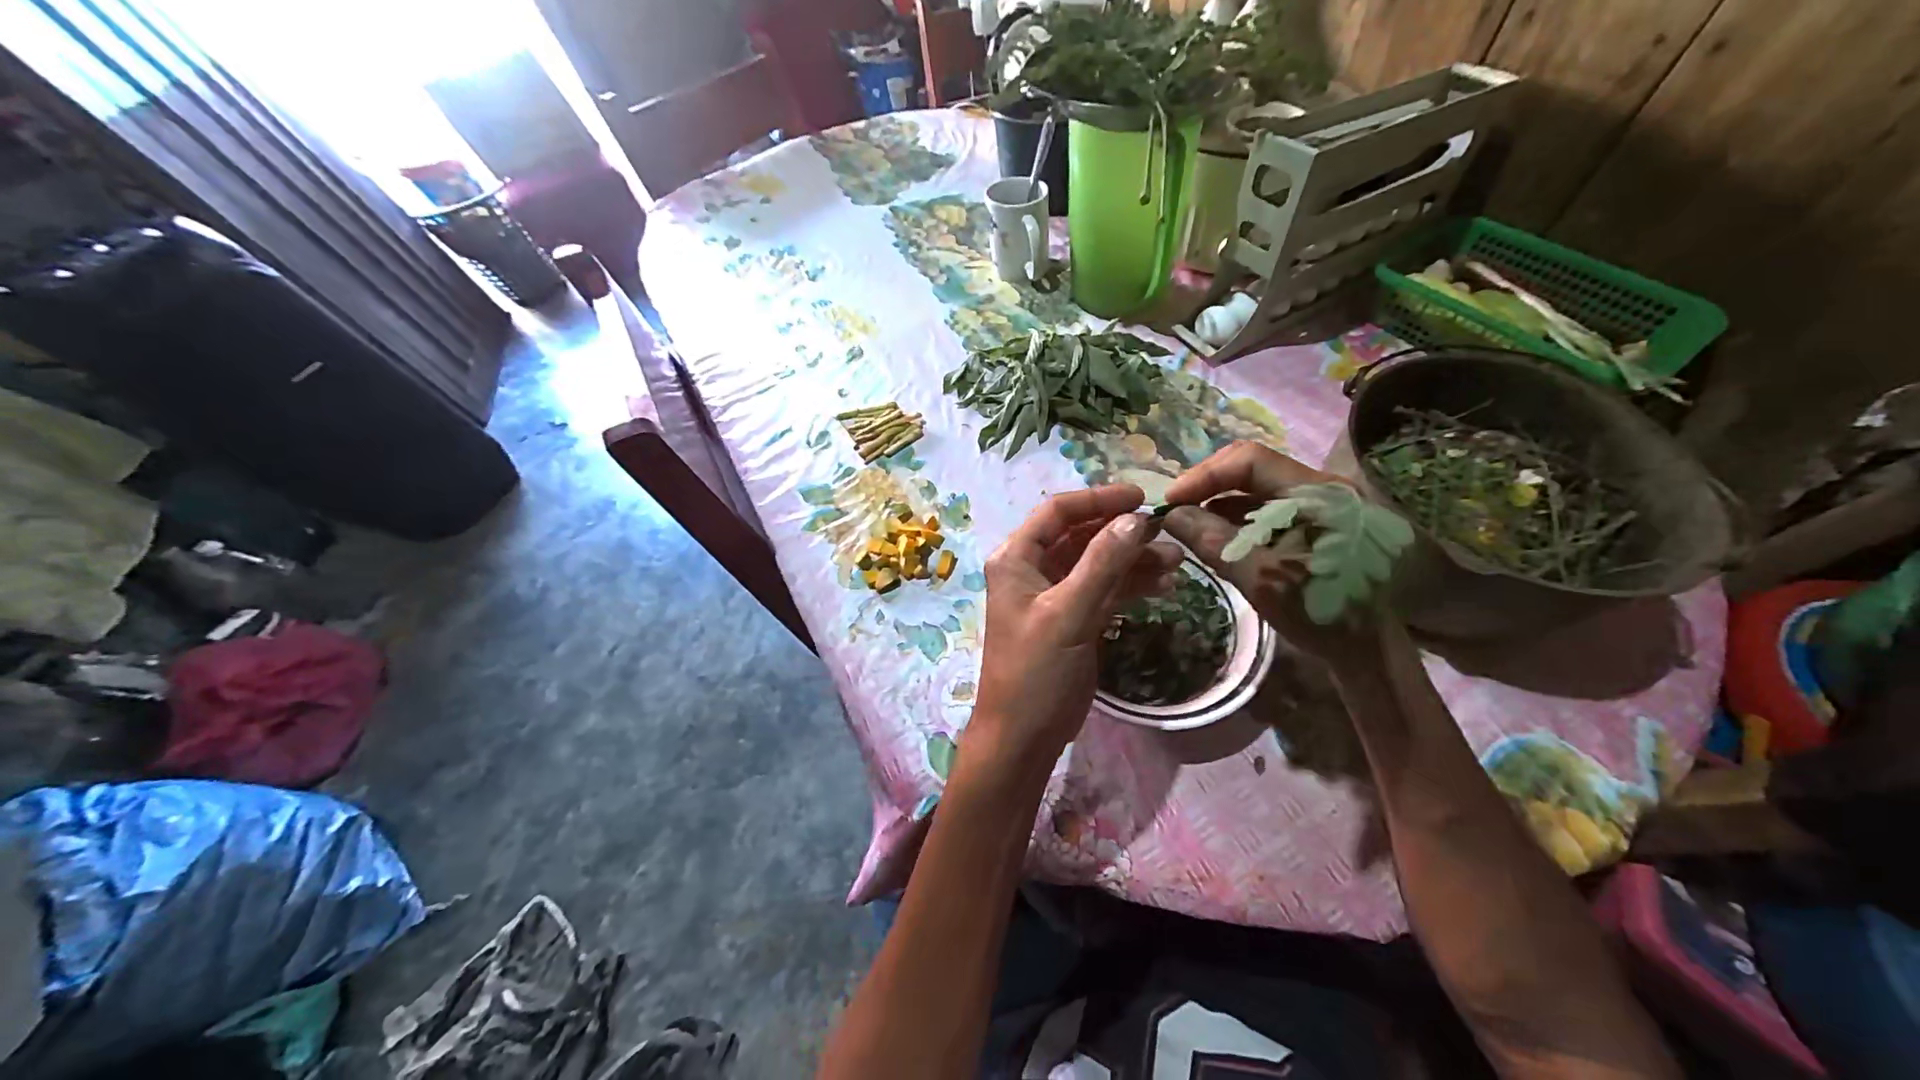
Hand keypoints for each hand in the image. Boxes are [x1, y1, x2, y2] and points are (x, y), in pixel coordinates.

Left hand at [971, 485, 1183, 765]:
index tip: (1142, 497)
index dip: (1098, 499)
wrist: (1023, 736)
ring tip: (1178, 560)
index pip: (1058, 512)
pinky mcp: (1073, 619)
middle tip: (1169, 533)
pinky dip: (1131, 585)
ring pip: (1098, 563)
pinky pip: (1104, 590)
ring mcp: (1054, 595)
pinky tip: (1165, 584)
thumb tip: (1136, 519)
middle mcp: (1032, 570)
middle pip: (1081, 535)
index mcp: (1016, 559)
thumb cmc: (1035, 672)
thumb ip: (1102, 564)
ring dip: (1134, 559)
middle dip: (1123, 532)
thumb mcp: (1068, 614)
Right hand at [1159, 443, 1385, 672]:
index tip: (1171, 501)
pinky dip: (1239, 518)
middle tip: (1176, 509)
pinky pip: (1271, 508)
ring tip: (1189, 523)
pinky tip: (1218, 536)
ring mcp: (1324, 505)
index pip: (1249, 460)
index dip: (1204, 476)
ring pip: (1259, 489)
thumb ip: (1214, 542)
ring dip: (1221, 502)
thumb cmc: (1322, 612)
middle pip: (1253, 469)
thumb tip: (1172, 515)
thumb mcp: (1263, 579)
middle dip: (1209, 486)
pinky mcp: (1319, 524)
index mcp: (1318, 493)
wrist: (1373, 651)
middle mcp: (1323, 488)